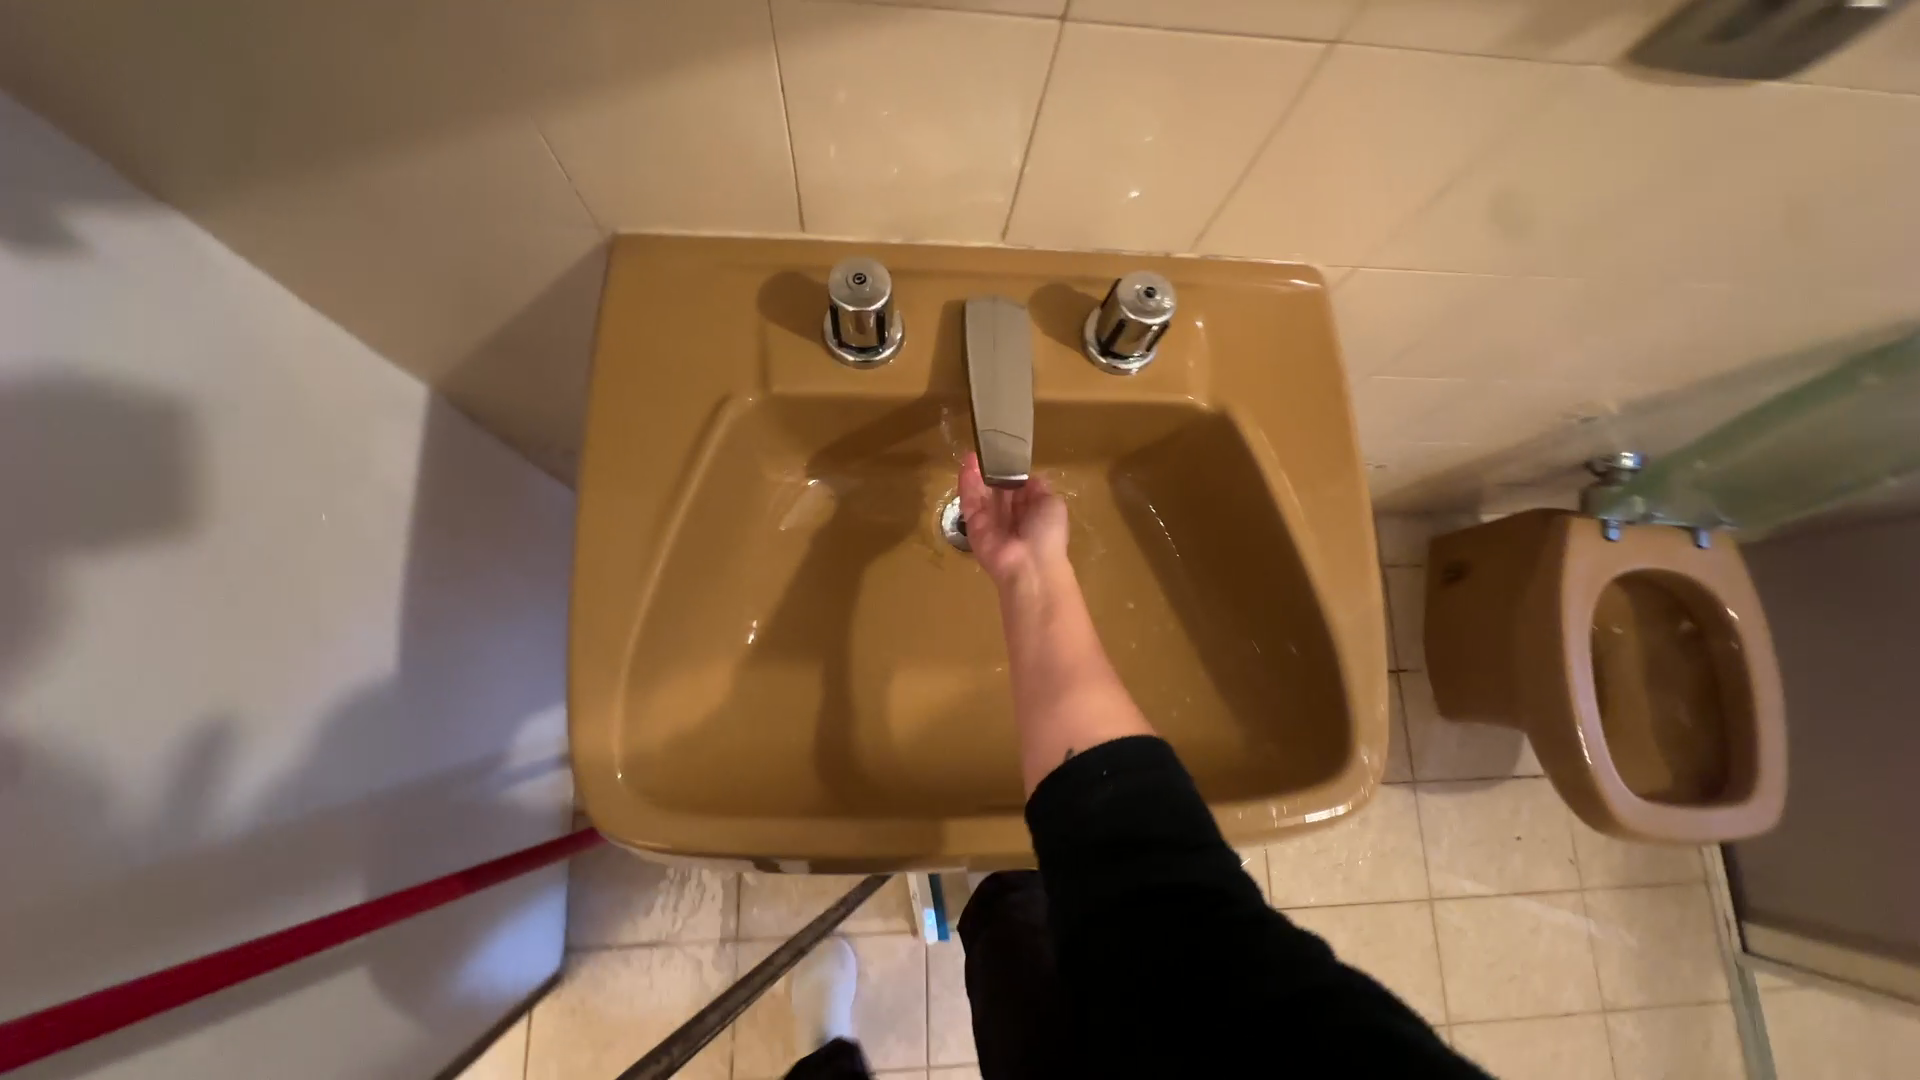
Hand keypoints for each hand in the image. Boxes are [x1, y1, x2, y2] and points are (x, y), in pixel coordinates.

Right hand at [958, 452, 1068, 590]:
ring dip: (976, 473)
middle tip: (986, 449)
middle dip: (992, 471)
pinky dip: (967, 483)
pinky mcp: (973, 525)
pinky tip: (966, 464)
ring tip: (973, 452)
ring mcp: (990, 521)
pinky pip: (969, 501)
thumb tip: (1027, 477)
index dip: (1012, 472)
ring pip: (981, 494)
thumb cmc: (1047, 533)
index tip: (1005, 453)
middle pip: (997, 489)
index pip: (1018, 487)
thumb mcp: (1053, 504)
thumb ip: (1038, 488)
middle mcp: (1010, 515)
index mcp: (1031, 510)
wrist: (1029, 565)